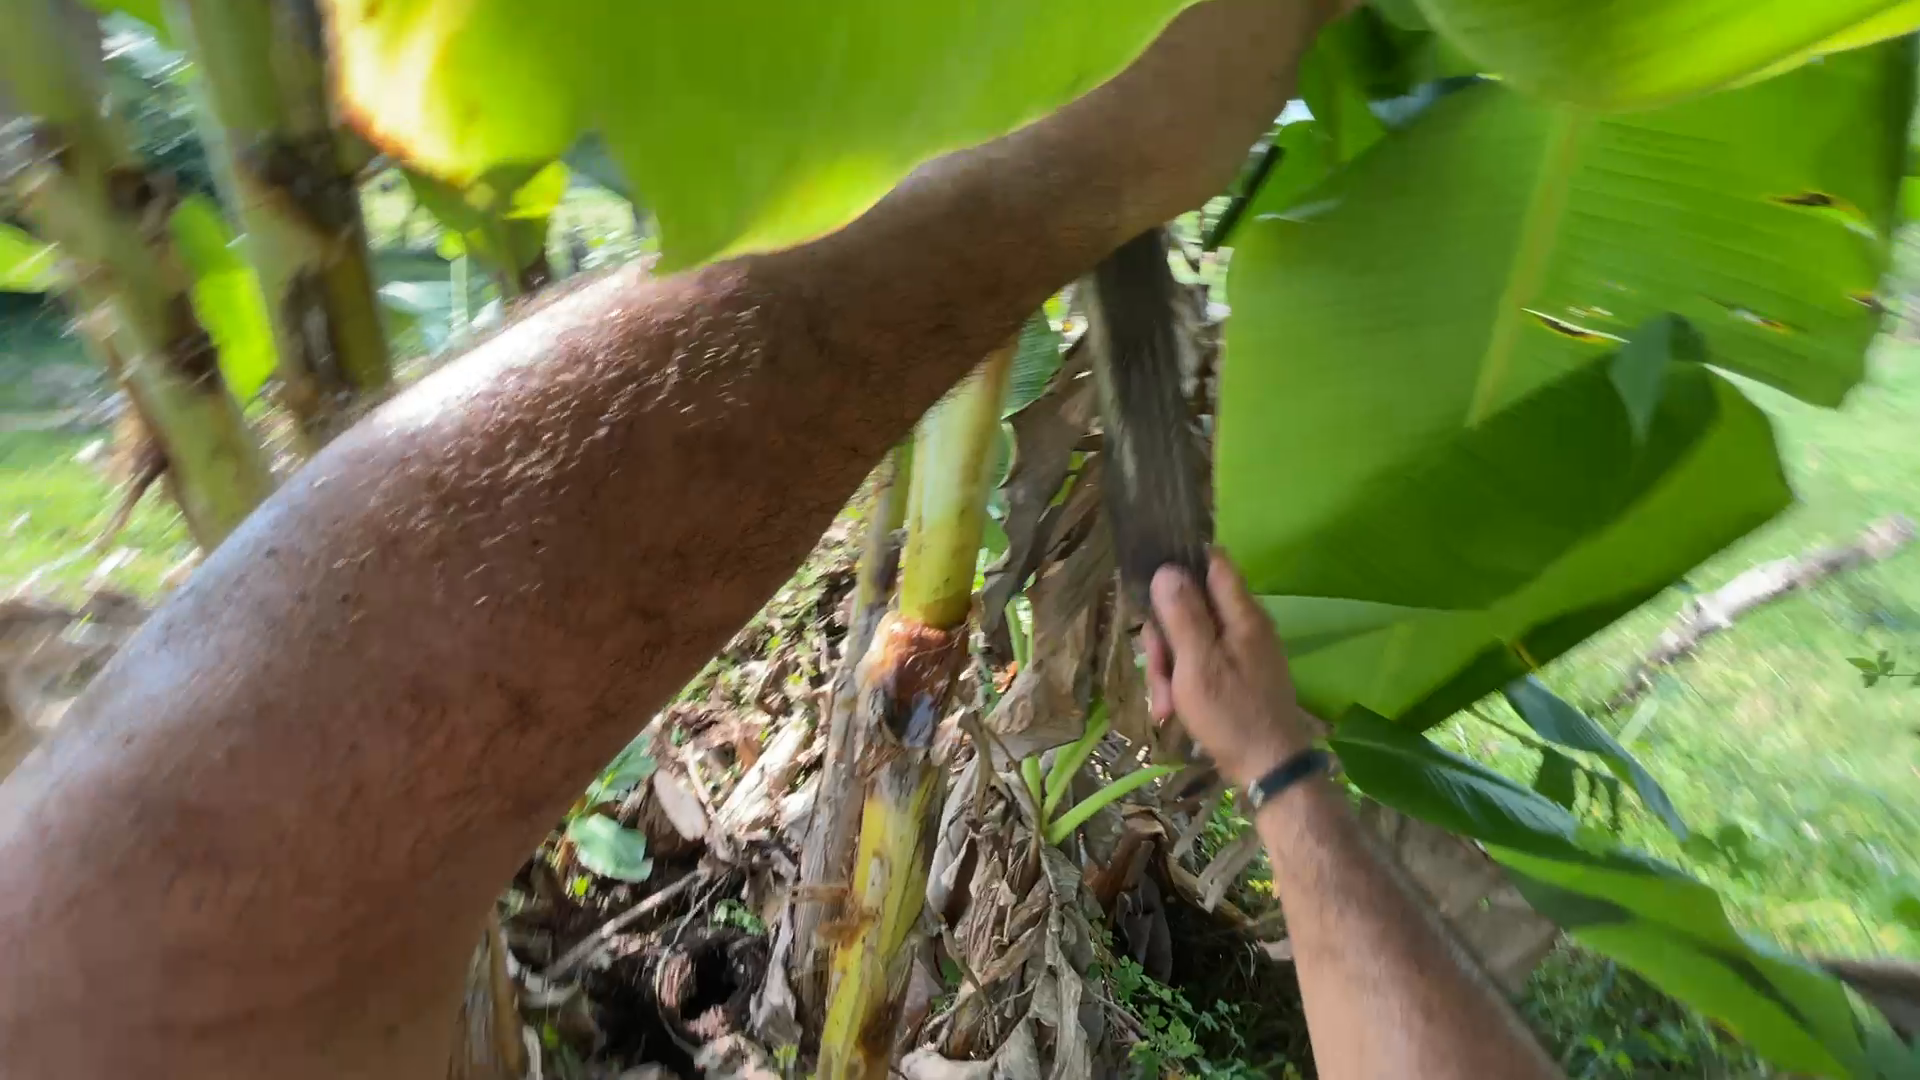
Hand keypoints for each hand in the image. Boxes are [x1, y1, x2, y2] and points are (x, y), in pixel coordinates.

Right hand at [1142, 551, 1321, 787]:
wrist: (1269, 772)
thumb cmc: (1232, 715)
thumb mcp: (1198, 664)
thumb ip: (1182, 615)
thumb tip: (1167, 568)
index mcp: (1241, 614)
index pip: (1212, 561)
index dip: (1181, 561)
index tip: (1150, 580)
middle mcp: (1245, 625)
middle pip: (1191, 605)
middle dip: (1165, 636)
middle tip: (1158, 670)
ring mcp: (1242, 651)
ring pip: (1190, 638)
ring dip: (1169, 667)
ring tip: (1166, 704)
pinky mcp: (1237, 674)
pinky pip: (1200, 662)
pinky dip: (1183, 682)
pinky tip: (1173, 710)